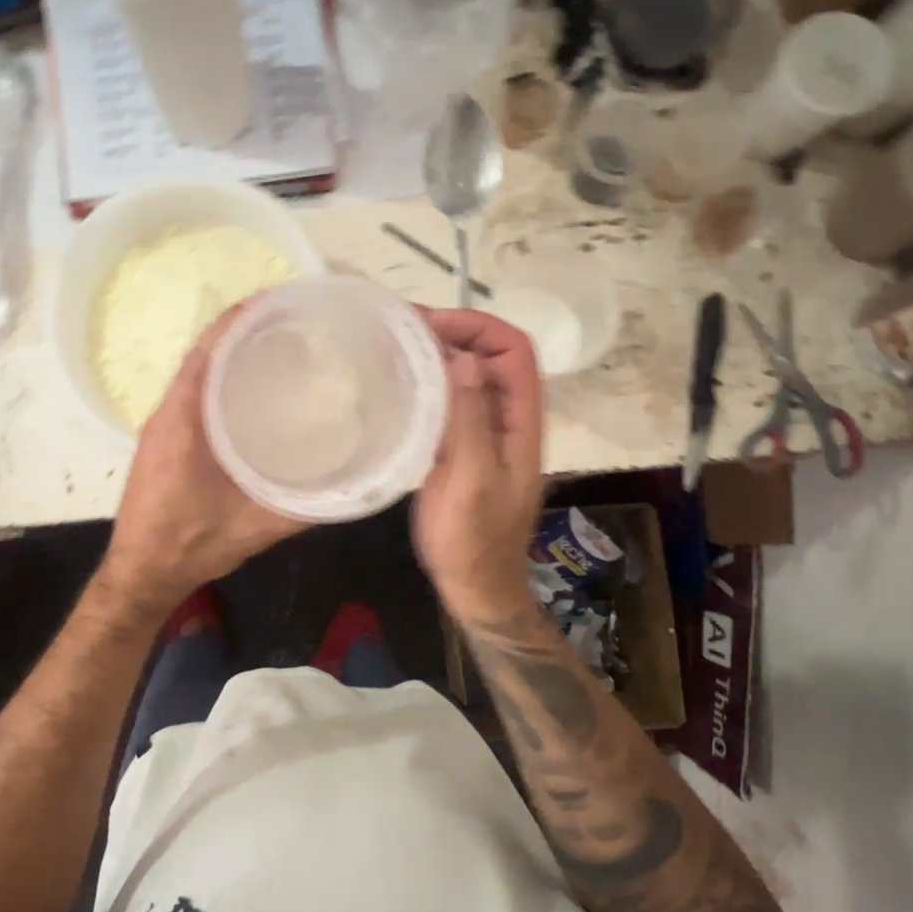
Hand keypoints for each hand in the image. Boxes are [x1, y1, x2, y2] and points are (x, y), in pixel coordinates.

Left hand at [100, 306, 306, 614]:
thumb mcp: (256, 525)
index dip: (244, 318)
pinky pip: (196, 395)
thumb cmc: (190, 545)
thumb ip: (305, 506)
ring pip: (200, 373)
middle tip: (298, 326)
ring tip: (284, 351)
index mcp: (184, 419)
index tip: (284, 302)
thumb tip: (353, 486)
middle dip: (248, 331)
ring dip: (234, 355)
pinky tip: (255, 396)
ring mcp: (163, 425)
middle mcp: (169, 412)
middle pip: (207, 352)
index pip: (211, 348)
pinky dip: (223, 381)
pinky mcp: (165, 440)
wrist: (142, 572)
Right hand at [413, 308, 545, 625]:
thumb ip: (471, 419)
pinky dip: (428, 386)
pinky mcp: (463, 450)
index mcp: (521, 422)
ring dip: (437, 356)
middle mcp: (508, 419)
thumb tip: (464, 356)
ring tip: (391, 349)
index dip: (477, 325)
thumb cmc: (473, 540)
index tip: (427, 326)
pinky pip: (451, 404)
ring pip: (470, 377)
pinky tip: (395, 389)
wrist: (474, 586)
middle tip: (399, 331)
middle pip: (491, 356)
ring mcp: (485, 435)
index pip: (513, 349)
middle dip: (453, 332)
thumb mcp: (471, 479)